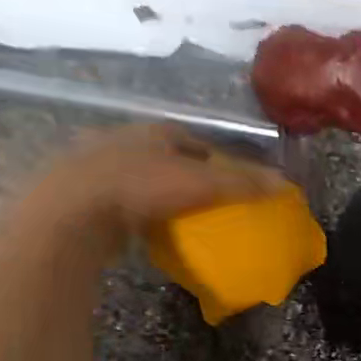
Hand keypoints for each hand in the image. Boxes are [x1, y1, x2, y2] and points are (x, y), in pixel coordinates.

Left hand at [4, 124, 286, 261]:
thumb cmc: (141, 188)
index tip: (231, 181)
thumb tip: (286, 184)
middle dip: (184, 174)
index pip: (193, 140)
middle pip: (164, 156)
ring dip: (157, 192)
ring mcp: (97, 164)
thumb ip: (243, 184)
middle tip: (206, 200)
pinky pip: (118, 199)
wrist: (74, 211)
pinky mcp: (80, 192)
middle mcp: (124, 139)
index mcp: (154, 132)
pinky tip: (145, 228)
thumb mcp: (202, 185)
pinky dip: (135, 210)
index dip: (215, 158)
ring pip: (138, 175)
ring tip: (178, 217)